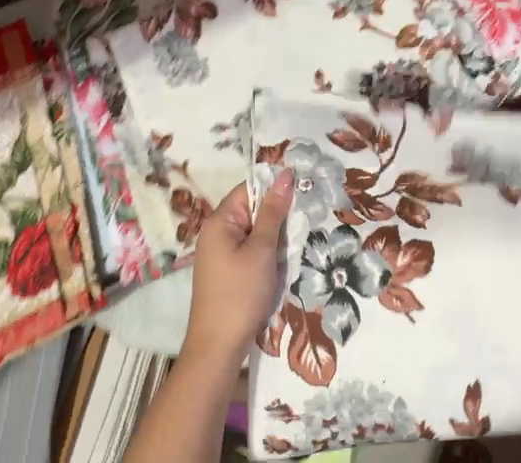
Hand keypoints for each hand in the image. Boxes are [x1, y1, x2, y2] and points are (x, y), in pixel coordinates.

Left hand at [182, 169, 294, 367]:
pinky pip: (250, 251)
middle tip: (304, 220)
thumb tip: (285, 174)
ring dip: (274, 237)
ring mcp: (220, 254)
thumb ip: (273, 212)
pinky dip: (266, 254)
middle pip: (251, 210)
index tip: (302, 192)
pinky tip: (281, 264)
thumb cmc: (240, 294)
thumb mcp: (262, 250)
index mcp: (219, 221)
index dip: (274, 188)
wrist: (218, 347)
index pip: (248, 189)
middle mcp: (216, 233)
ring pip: (254, 232)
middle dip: (277, 216)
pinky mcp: (227, 273)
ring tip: (295, 243)